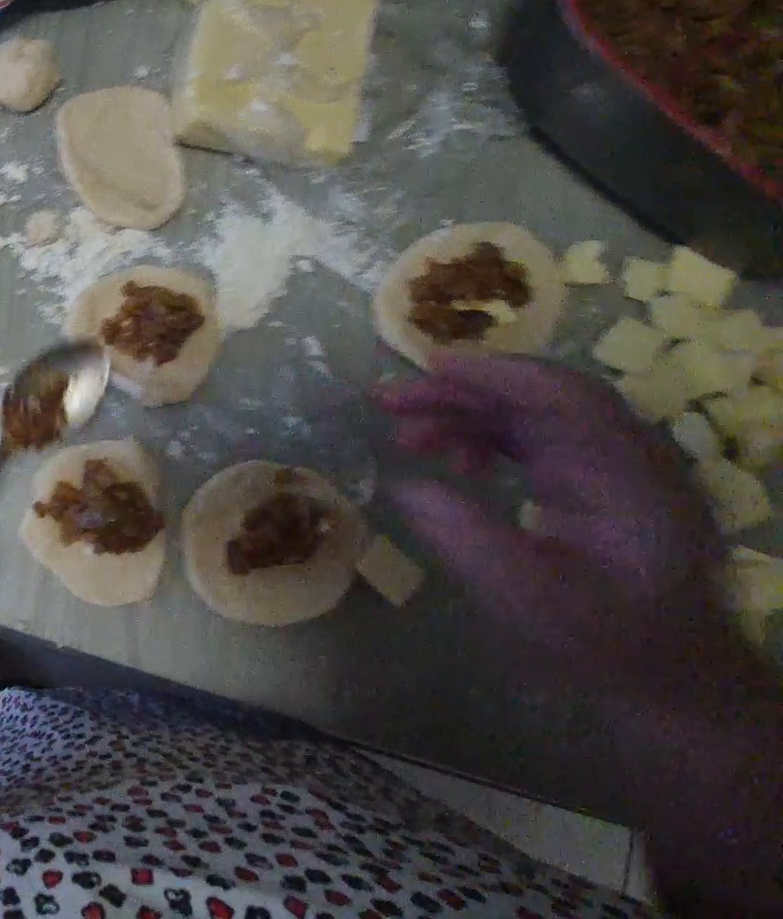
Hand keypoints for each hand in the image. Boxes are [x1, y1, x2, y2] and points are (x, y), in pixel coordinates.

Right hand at [373, 355, 745, 709]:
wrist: (666, 683)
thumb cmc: (599, 642)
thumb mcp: (522, 595)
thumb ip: (462, 535)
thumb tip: (400, 484)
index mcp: (627, 480)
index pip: (564, 399)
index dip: (494, 376)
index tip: (426, 369)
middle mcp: (628, 462)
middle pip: (539, 399)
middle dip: (459, 392)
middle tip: (386, 401)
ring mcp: (613, 472)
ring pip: (529, 416)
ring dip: (462, 415)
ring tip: (402, 435)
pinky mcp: (594, 486)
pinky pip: (532, 440)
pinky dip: (481, 440)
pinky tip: (449, 464)